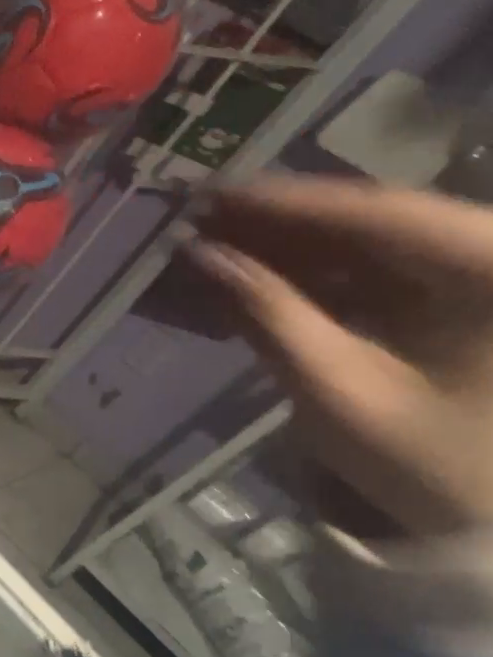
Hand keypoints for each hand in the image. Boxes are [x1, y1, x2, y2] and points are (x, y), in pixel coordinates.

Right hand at [182, 176, 492, 537]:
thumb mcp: (338, 391)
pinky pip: (372, 284)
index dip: (286, 202)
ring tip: (205, 252)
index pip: (377, 215)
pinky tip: (245, 288)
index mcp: (488, 269)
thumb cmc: (432, 463)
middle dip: (276, 225)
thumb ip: (268, 316)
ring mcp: (472, 288)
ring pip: (366, 252)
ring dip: (282, 255)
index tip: (208, 194)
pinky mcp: (452, 314)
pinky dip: (306, 286)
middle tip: (194, 219)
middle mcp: (486, 262)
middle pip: (371, 226)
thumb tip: (199, 257)